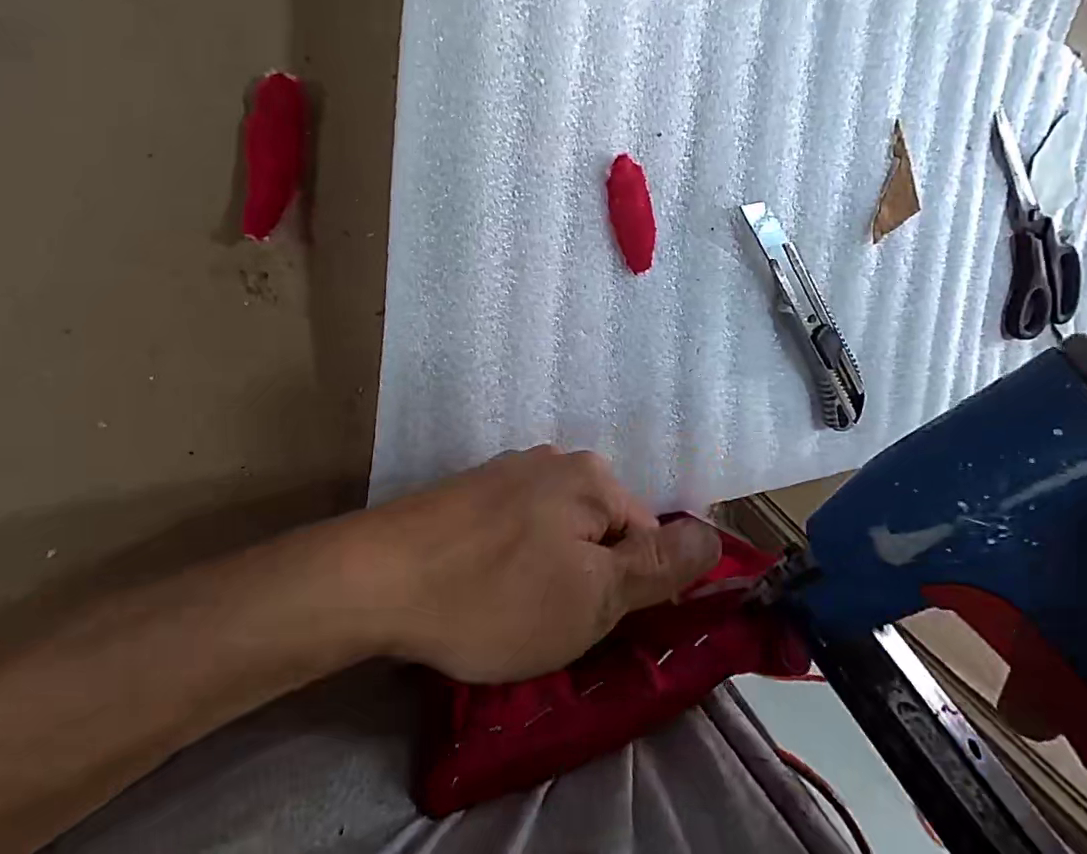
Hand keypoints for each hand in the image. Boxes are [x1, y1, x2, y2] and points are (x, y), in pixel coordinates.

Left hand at [338, 446, 721, 683]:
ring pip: (558, 532)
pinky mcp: (468, 492)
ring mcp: (507, 471)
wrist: (370, 581)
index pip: (648, 540)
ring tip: (511, 612)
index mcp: (595, 479)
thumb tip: (716, 536)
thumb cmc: (495, 596)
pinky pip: (516, 529)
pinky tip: (481, 589)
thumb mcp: (594, 597)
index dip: (630, 590)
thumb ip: (661, 567)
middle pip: (602, 532)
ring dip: (550, 572)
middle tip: (550, 624)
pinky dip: (511, 562)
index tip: (593, 625)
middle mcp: (557, 461)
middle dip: (589, 580)